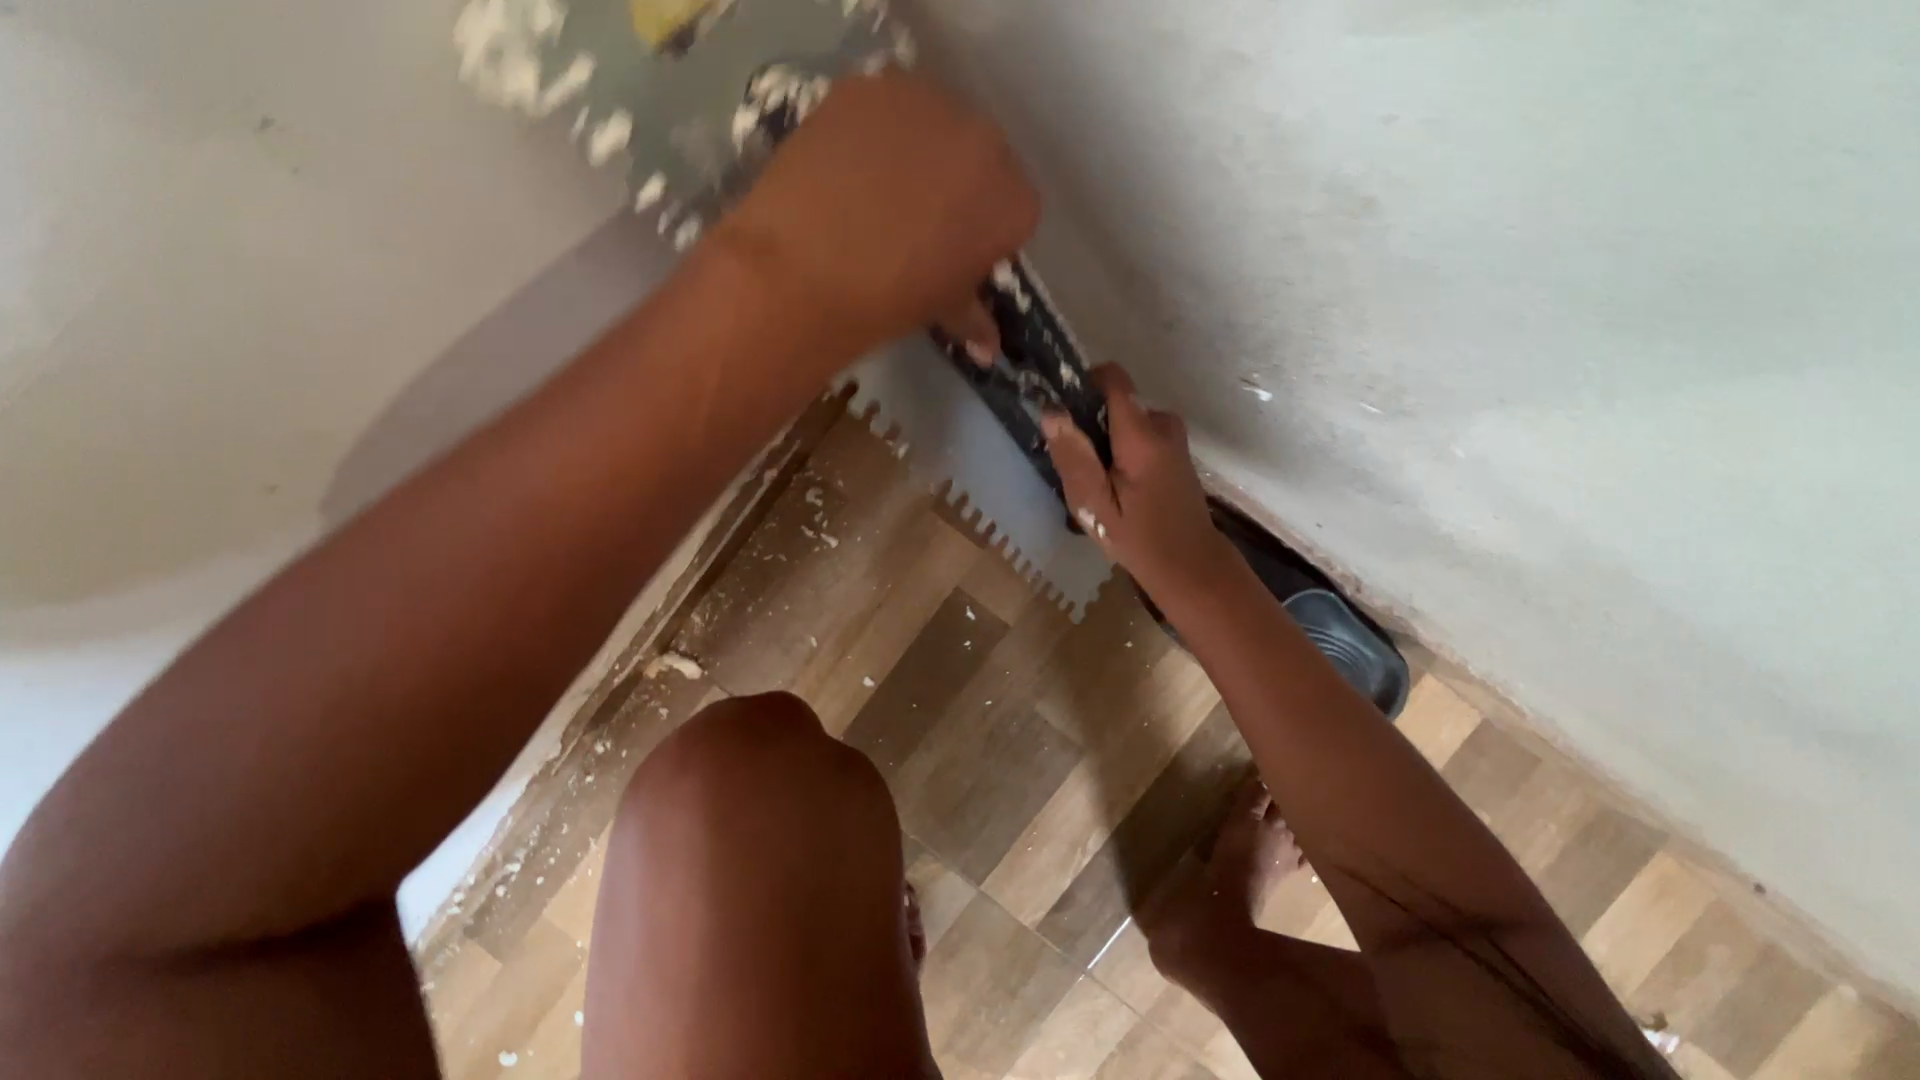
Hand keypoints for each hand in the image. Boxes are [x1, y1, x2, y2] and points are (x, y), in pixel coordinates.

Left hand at [716, 71, 1037, 363]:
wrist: (804, 272)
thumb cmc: (887, 301)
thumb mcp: (940, 309)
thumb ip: (973, 315)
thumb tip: (987, 348)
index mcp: (1014, 203)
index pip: (1012, 208)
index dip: (980, 228)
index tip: (952, 248)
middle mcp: (985, 142)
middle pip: (977, 155)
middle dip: (953, 181)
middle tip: (911, 216)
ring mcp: (928, 104)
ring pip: (930, 122)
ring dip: (913, 148)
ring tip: (871, 188)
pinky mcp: (871, 87)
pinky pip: (881, 106)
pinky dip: (867, 131)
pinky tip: (842, 165)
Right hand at [1043, 365, 1237, 600]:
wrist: (1191, 564)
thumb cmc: (1139, 538)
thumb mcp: (1094, 504)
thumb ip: (1074, 456)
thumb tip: (1051, 410)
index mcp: (1142, 434)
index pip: (1112, 378)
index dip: (1083, 385)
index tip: (1063, 415)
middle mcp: (1162, 424)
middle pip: (1115, 402)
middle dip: (1090, 426)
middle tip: (1079, 470)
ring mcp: (1173, 436)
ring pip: (1124, 420)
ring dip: (1105, 443)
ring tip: (1098, 485)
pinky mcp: (1175, 450)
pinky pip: (1138, 434)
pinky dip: (1122, 452)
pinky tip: (1118, 488)